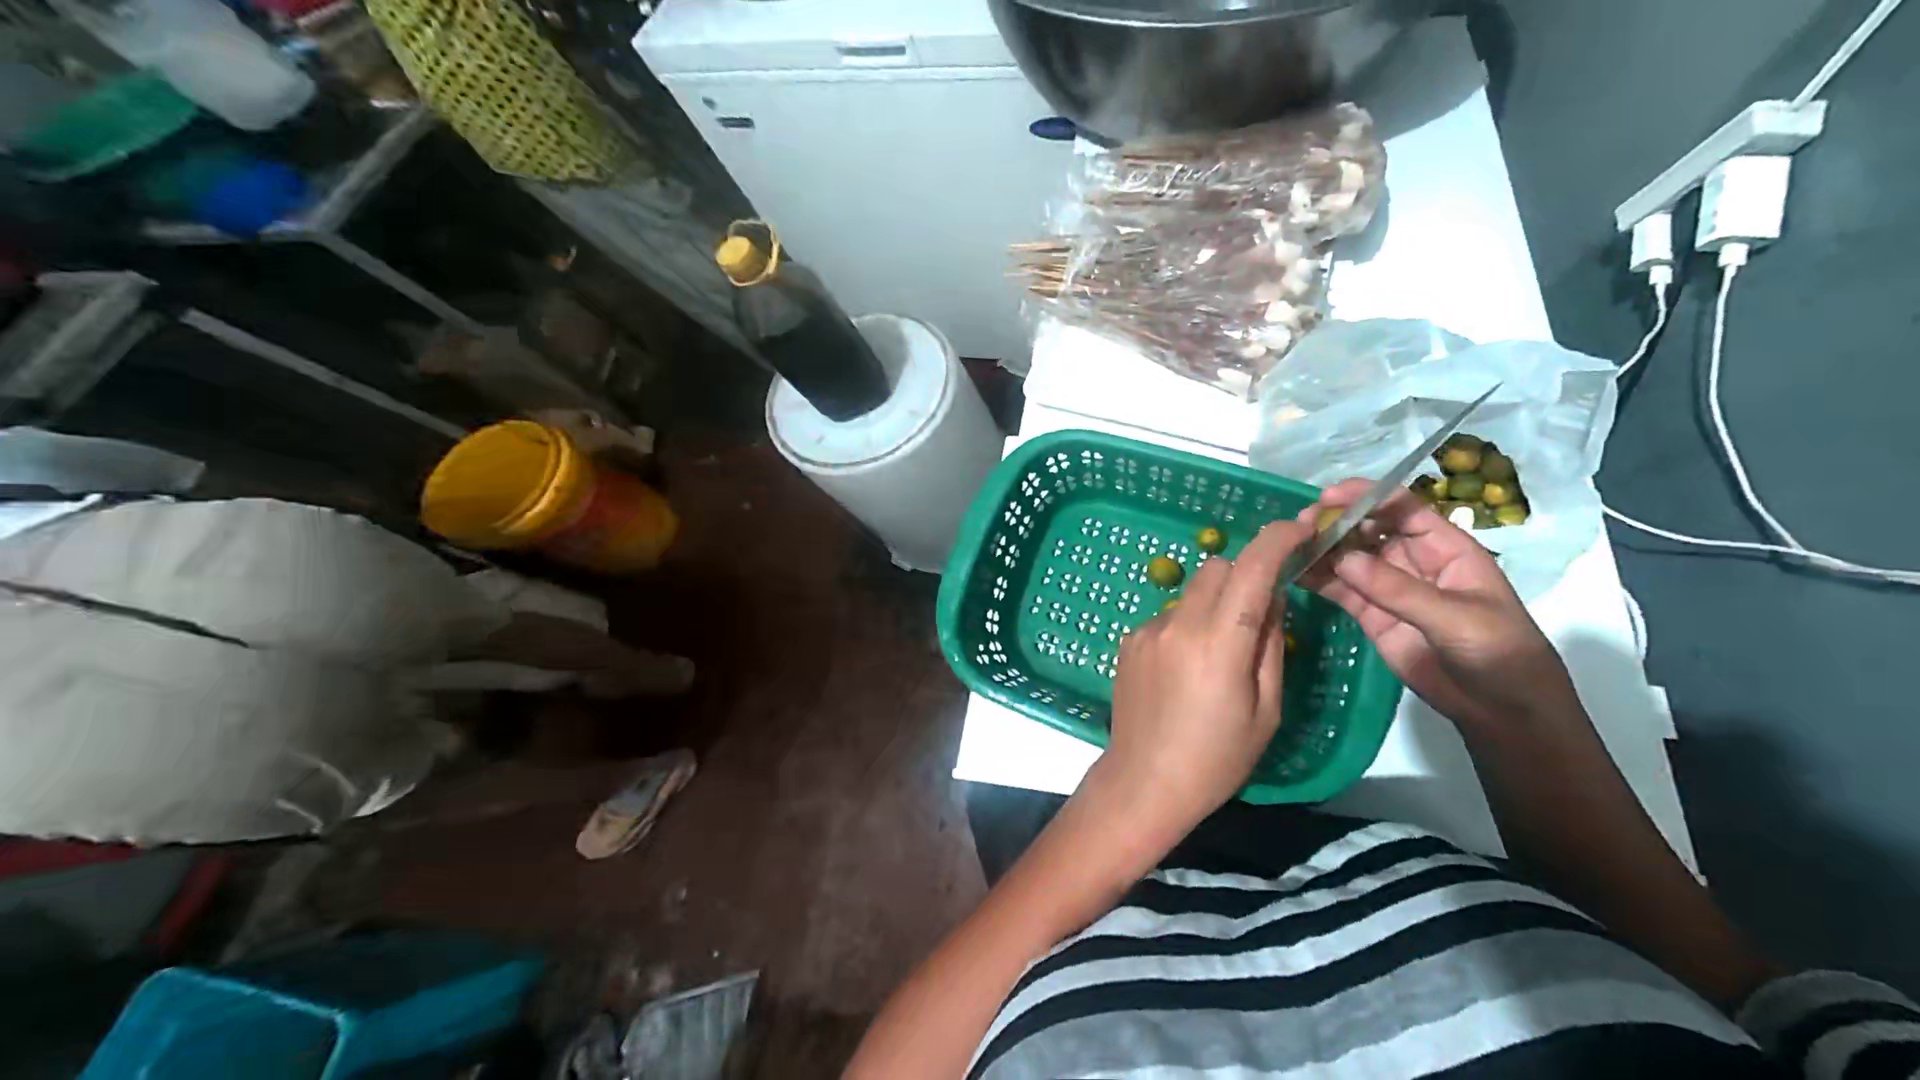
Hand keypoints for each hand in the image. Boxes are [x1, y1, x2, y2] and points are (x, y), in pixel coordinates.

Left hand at [1090, 520, 1312, 838]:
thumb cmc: (1217, 757)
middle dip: (1245, 576)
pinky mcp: (1128, 640)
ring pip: (1192, 593)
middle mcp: (1178, 624)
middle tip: (1259, 612)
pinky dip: (1186, 626)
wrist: (1145, 781)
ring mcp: (1147, 630)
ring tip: (1217, 656)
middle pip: (1217, 569)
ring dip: (1214, 605)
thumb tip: (1273, 596)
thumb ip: (1269, 643)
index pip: (1251, 569)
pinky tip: (1185, 670)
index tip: (1300, 527)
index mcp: (1219, 642)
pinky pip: (1168, 617)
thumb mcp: (1265, 708)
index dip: (1278, 540)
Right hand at [1297, 478, 1580, 731]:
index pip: (1404, 510)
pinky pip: (1339, 590)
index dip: (1368, 498)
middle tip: (1300, 524)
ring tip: (1287, 546)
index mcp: (1447, 550)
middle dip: (1336, 522)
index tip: (1330, 496)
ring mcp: (1390, 589)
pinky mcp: (1372, 615)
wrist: (1502, 711)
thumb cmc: (1500, 654)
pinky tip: (1291, 572)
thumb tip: (1343, 559)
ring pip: (1349, 558)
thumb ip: (1399, 590)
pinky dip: (1316, 579)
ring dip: (1321, 549)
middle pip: (1369, 530)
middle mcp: (1414, 562)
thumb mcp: (1456, 619)